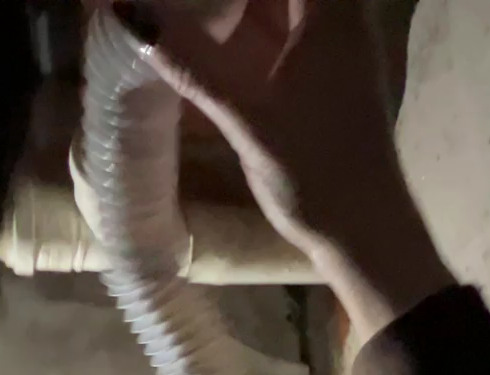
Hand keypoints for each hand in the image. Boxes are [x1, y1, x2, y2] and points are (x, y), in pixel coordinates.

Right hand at [113, 0, 453, 341]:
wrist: (363, 236)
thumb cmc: (316, 175)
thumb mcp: (248, 118)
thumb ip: (191, 61)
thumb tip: (126, 9)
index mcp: (332, 9)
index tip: (181, 0)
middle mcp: (338, 16)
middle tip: (169, 7)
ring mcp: (331, 47)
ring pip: (273, 8)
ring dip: (228, 9)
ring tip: (177, 15)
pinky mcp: (320, 77)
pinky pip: (278, 32)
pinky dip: (242, 29)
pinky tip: (205, 39)